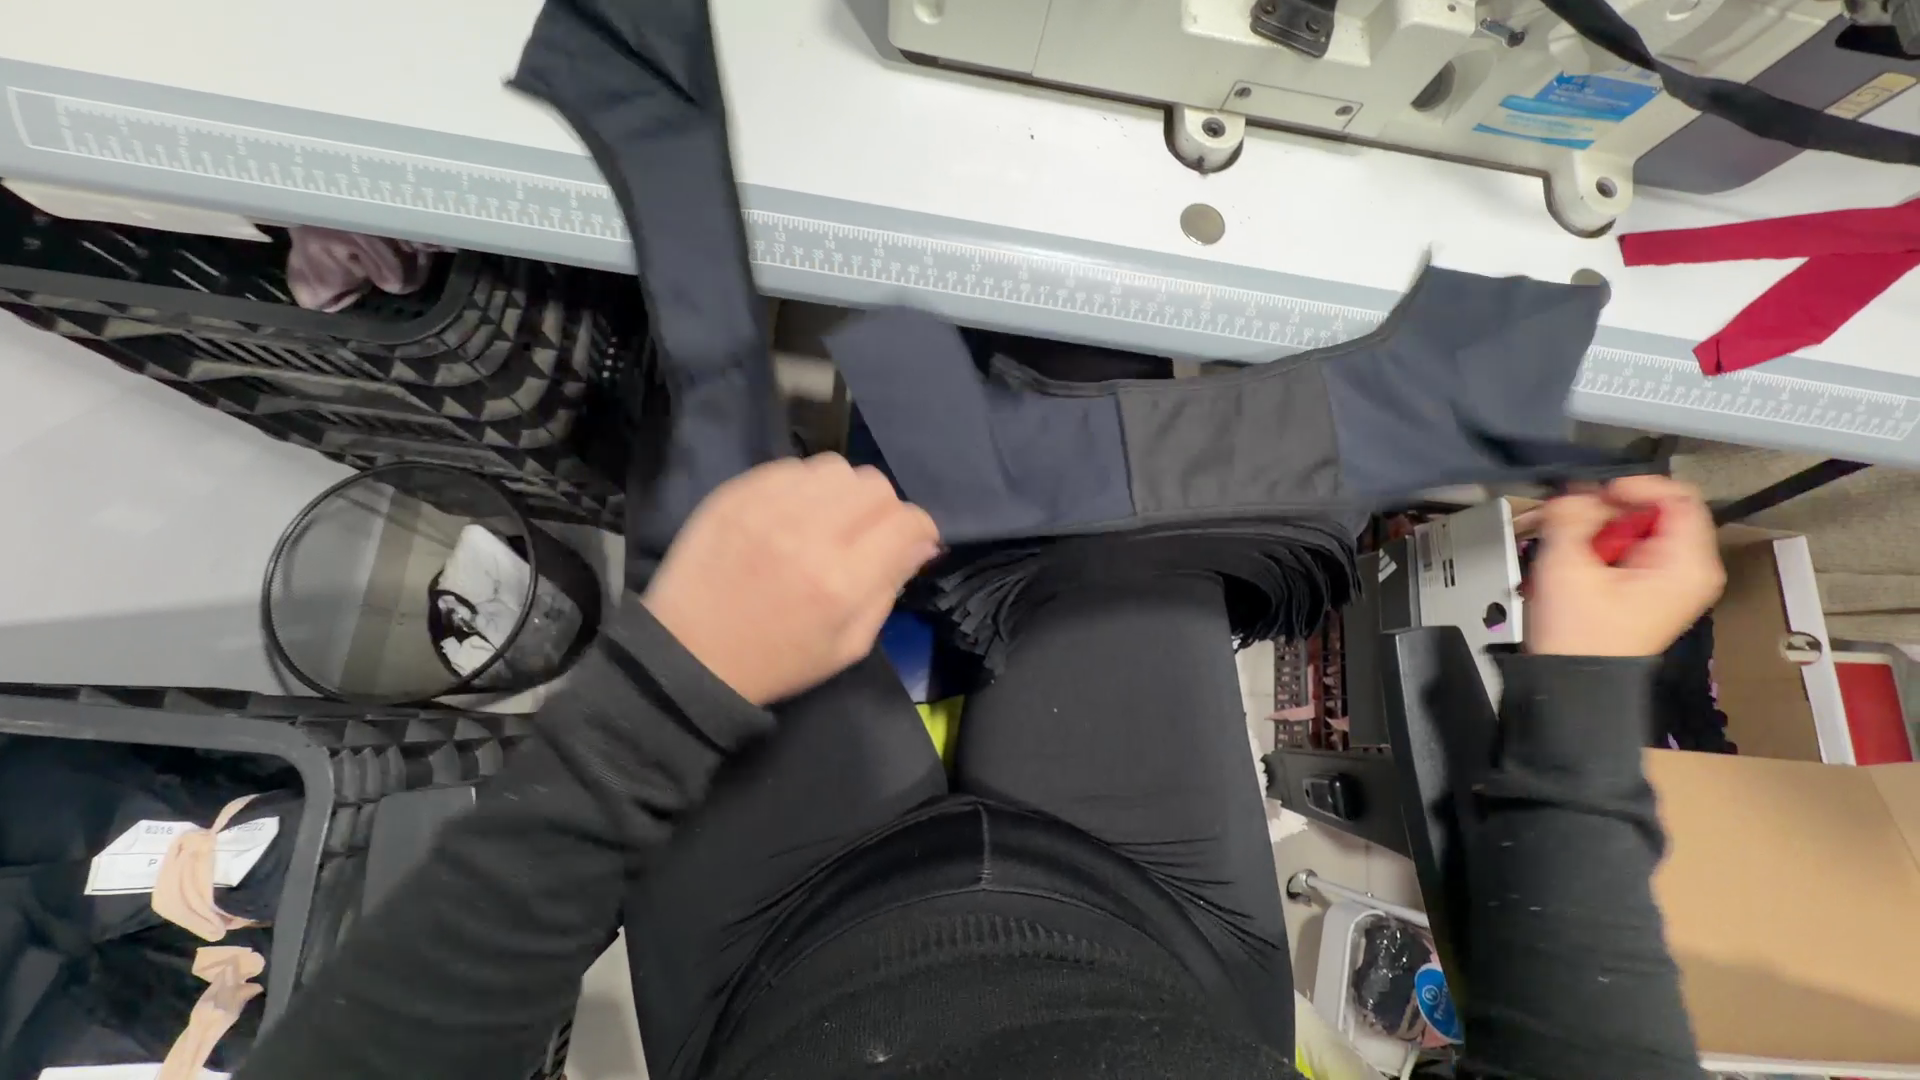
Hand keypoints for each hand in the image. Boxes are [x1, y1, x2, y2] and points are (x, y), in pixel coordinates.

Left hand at [642, 454, 940, 704]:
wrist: (688, 657)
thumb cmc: (777, 661)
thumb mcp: (849, 646)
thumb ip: (890, 589)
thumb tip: (921, 543)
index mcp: (842, 581)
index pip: (907, 522)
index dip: (920, 529)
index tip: (910, 542)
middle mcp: (809, 533)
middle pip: (875, 485)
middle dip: (885, 508)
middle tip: (868, 533)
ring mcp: (767, 508)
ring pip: (836, 468)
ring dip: (845, 492)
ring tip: (830, 519)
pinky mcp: (736, 494)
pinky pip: (792, 467)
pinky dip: (805, 486)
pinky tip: (794, 514)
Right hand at [1526, 475, 1725, 656]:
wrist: (1576, 680)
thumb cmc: (1579, 636)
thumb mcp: (1567, 569)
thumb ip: (1571, 521)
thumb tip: (1577, 497)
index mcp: (1685, 564)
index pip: (1678, 499)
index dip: (1635, 488)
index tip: (1596, 493)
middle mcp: (1688, 569)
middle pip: (1653, 515)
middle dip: (1605, 511)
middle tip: (1566, 517)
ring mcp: (1668, 580)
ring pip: (1635, 532)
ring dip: (1595, 529)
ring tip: (1561, 540)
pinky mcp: (1647, 589)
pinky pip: (1628, 551)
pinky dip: (1598, 547)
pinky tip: (1570, 559)